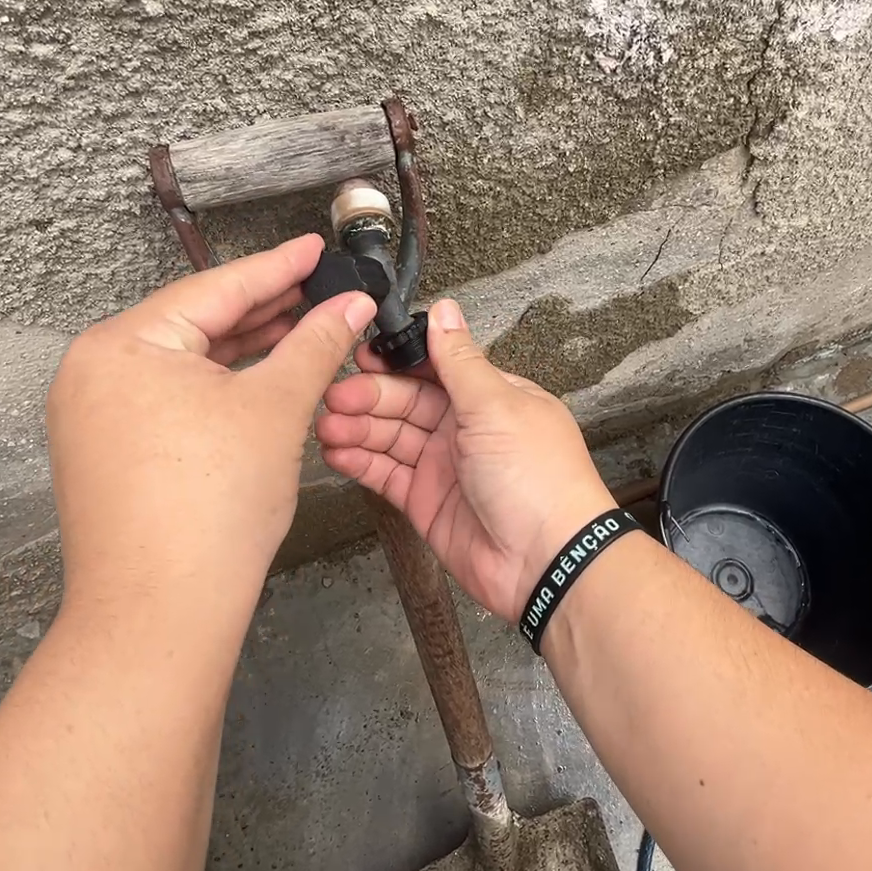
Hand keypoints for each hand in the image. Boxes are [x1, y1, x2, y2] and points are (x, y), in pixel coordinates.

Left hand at [46, 235, 374, 613]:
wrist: (162, 610)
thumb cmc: (211, 505)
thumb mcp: (277, 408)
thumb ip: (316, 344)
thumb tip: (352, 305)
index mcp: (122, 345)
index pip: (216, 289)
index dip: (279, 268)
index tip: (316, 249)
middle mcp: (95, 372)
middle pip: (198, 324)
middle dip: (265, 311)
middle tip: (320, 291)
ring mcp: (95, 415)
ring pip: (188, 364)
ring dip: (246, 351)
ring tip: (301, 331)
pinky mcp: (109, 451)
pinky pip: (173, 398)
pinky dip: (221, 387)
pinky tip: (262, 381)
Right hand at [316, 297, 615, 616]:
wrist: (545, 560)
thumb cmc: (538, 478)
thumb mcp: (496, 405)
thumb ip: (460, 360)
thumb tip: (446, 310)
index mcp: (490, 396)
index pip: (433, 368)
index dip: (396, 362)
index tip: (362, 355)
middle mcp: (466, 427)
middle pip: (406, 401)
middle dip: (368, 397)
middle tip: (335, 397)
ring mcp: (445, 465)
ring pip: (391, 437)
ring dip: (357, 428)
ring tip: (326, 425)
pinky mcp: (426, 501)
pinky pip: (386, 473)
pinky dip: (360, 462)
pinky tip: (336, 452)